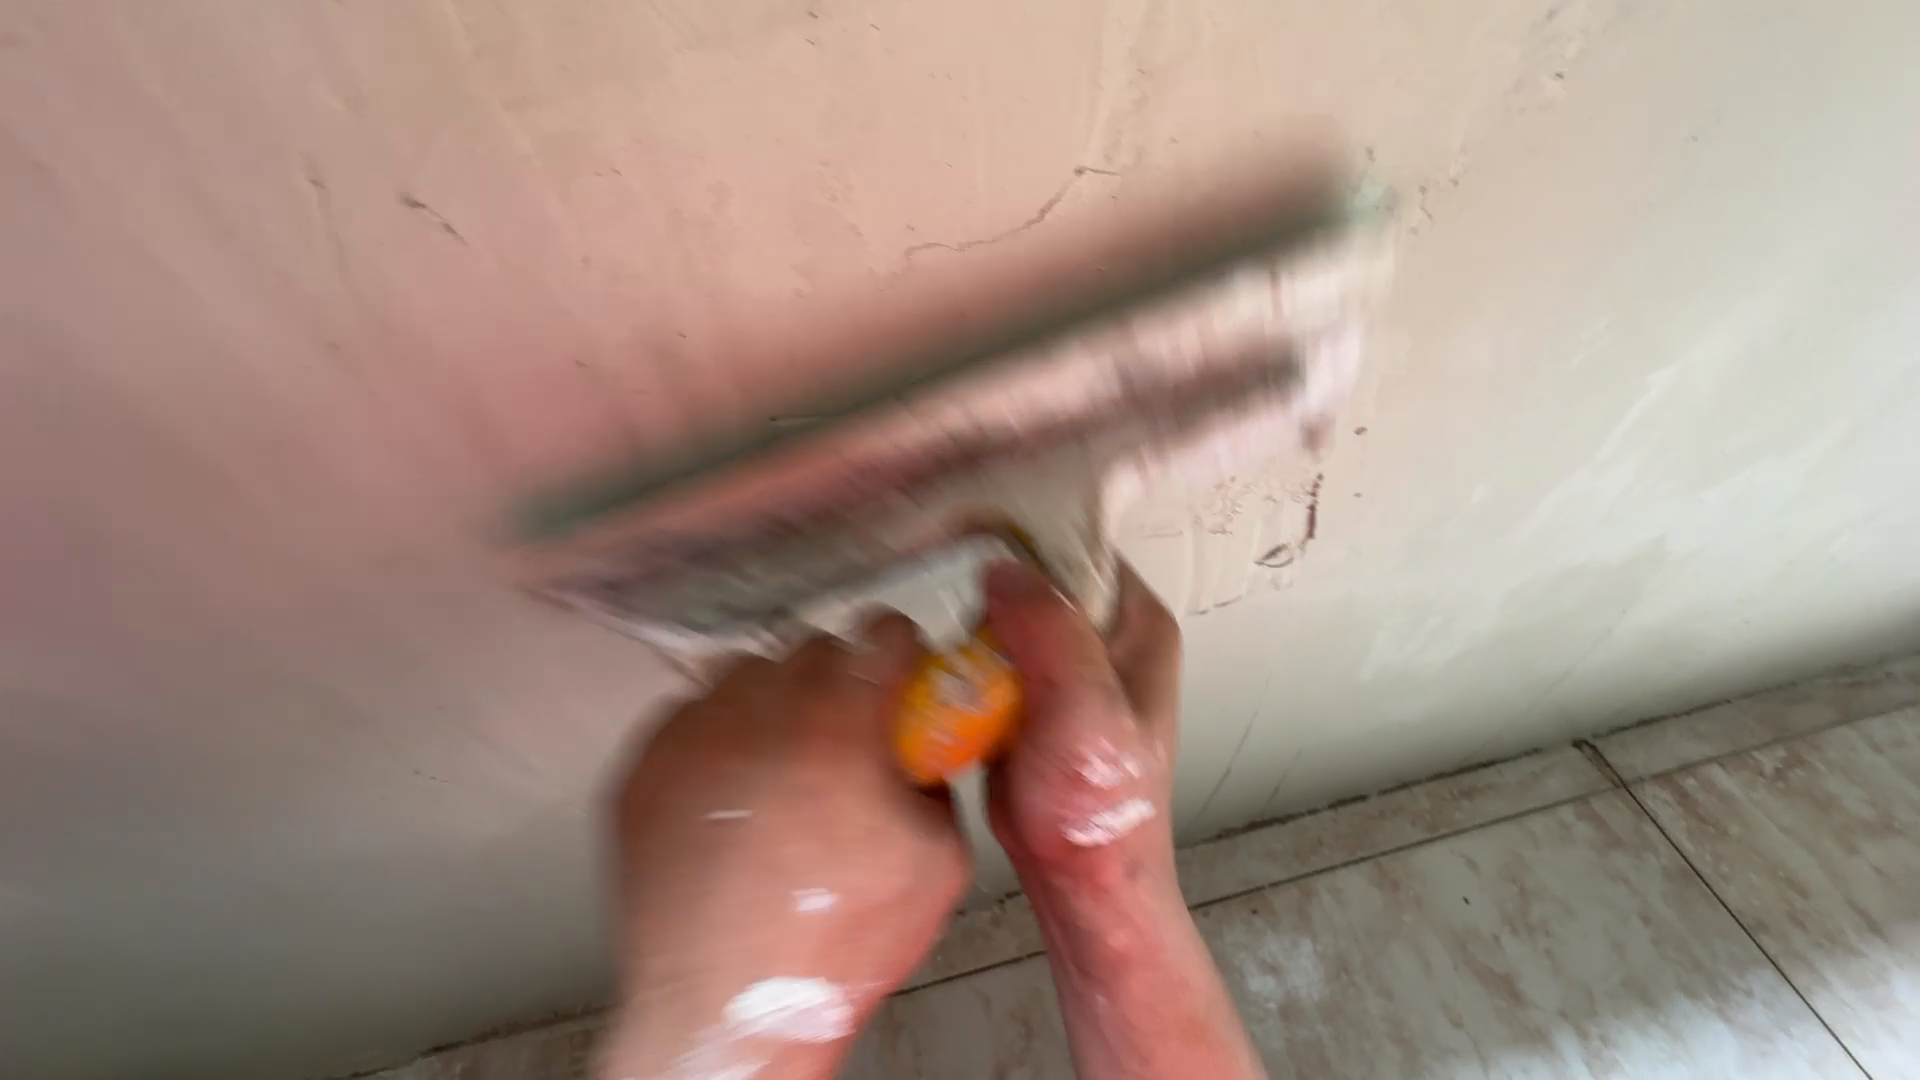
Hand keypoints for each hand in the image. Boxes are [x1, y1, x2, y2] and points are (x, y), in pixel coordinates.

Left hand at [599, 614, 971, 1079]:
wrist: (726, 1009)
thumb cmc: (832, 945)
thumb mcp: (939, 863)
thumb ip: (938, 782)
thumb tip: (916, 750)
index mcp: (841, 729)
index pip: (880, 632)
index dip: (898, 648)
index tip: (897, 668)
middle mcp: (763, 715)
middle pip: (815, 645)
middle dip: (840, 677)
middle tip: (843, 729)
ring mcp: (696, 735)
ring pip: (749, 669)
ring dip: (777, 697)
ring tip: (783, 753)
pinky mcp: (647, 765)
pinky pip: (693, 710)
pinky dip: (721, 730)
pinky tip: (734, 781)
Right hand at [981, 559, 1182, 900]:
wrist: (1079, 875)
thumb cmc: (1096, 800)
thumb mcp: (1085, 709)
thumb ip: (1050, 631)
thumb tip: (1000, 569)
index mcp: (1136, 622)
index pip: (1080, 549)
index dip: (1029, 542)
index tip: (974, 543)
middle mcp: (1105, 635)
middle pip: (1037, 581)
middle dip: (995, 595)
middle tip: (961, 619)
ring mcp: (1066, 665)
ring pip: (1008, 619)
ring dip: (975, 633)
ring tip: (953, 654)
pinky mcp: (1031, 694)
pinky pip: (992, 656)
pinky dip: (968, 663)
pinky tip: (951, 677)